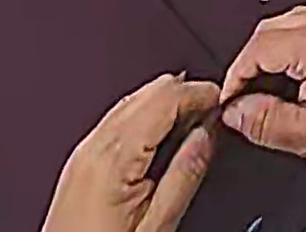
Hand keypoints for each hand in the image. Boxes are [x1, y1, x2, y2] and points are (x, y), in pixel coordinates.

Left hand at [40, 75, 219, 231]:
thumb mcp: (157, 226)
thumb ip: (187, 172)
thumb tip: (210, 131)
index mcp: (115, 156)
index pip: (169, 94)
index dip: (203, 92)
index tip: (224, 102)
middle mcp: (95, 145)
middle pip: (154, 88)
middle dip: (189, 94)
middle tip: (211, 117)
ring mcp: (85, 152)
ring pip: (139, 97)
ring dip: (170, 103)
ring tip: (192, 128)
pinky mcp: (81, 162)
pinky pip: (123, 116)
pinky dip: (149, 115)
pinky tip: (163, 139)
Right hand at [219, 6, 305, 159]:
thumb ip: (267, 123)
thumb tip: (235, 111)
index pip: (257, 49)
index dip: (236, 77)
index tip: (232, 104)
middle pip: (263, 32)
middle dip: (247, 65)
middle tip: (246, 99)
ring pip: (276, 24)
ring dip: (263, 53)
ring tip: (267, 88)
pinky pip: (293, 22)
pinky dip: (280, 43)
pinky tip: (286, 71)